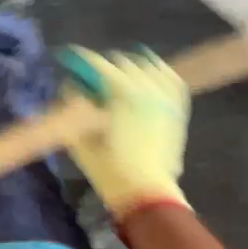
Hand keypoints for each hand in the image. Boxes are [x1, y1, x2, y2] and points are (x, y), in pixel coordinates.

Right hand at [57, 46, 191, 216]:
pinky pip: (171, 78)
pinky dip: (158, 73)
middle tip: (92, 78)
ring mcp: (165, 96)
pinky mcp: (177, 107)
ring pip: (148, 65)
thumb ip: (73, 106)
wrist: (146, 190)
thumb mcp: (78, 137)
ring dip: (130, 68)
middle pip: (121, 61)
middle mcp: (145, 87)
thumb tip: (71, 86)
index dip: (80, 59)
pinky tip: (148, 77)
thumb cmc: (108, 166)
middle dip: (103, 66)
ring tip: (119, 77)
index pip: (96, 63)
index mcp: (120, 92)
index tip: (69, 58)